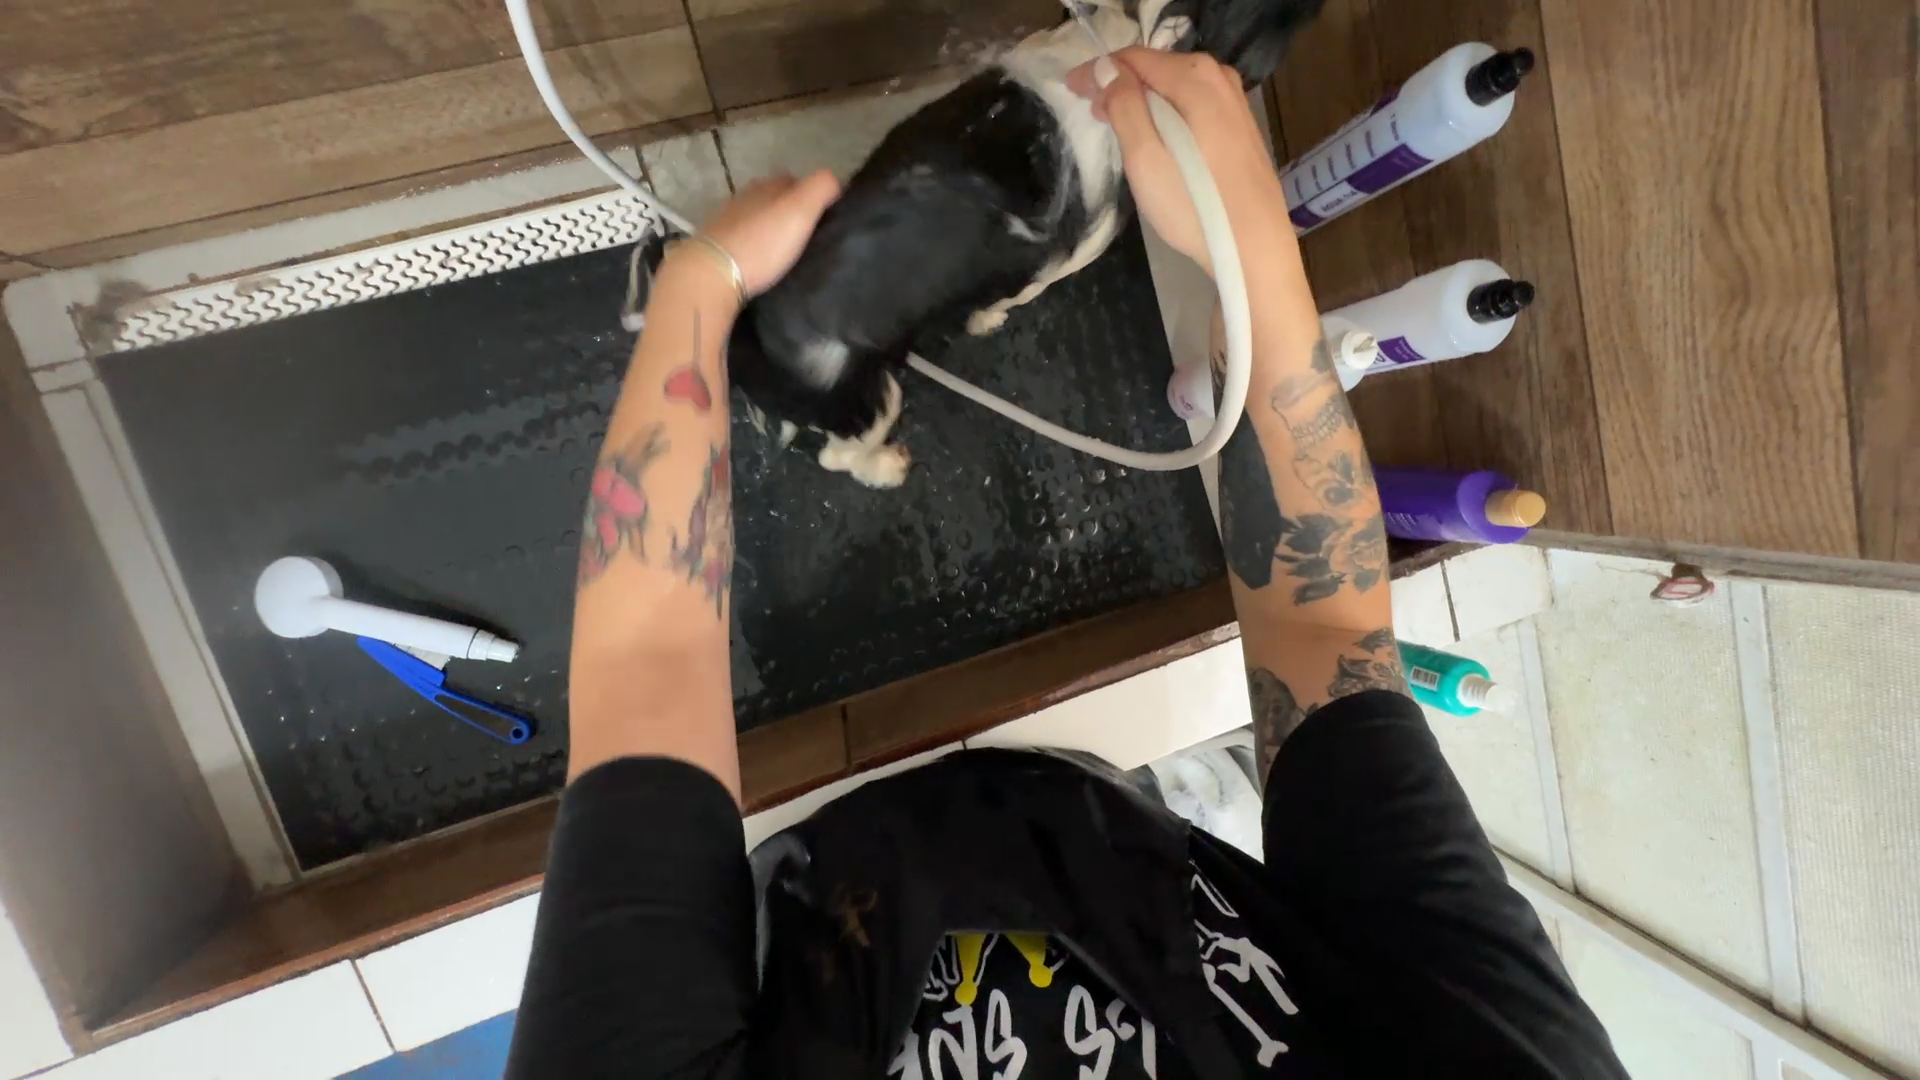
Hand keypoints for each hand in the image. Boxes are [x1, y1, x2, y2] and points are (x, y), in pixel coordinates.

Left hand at [693, 171, 841, 296]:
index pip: (795, 181)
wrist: (714, 272)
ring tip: (786, 250)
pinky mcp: (717, 243)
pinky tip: (761, 258)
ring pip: (757, 216)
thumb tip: (836, 181)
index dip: (812, 195)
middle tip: (807, 237)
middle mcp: (746, 196)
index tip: (825, 219)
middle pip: (773, 197)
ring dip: (771, 227)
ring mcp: (727, 219)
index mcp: (768, 186)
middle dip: (790, 211)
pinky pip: (743, 236)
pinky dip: (754, 243)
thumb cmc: (763, 243)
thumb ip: (821, 189)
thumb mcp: (800, 211)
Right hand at [1068, 49, 1291, 276]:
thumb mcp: (1146, 159)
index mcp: (1192, 77)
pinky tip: (1156, 134)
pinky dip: (1166, 110)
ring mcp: (1233, 99)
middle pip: (1156, 67)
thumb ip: (1124, 108)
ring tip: (1117, 123)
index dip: (1097, 71)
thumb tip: (1107, 71)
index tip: (1070, 90)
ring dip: (1142, 98)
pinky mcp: (1239, 124)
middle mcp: (1217, 75)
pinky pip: (1192, 102)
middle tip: (1091, 111)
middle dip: (1119, 83)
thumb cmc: (1192, 205)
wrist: (1252, 242)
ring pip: (1174, 85)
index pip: (1132, 58)